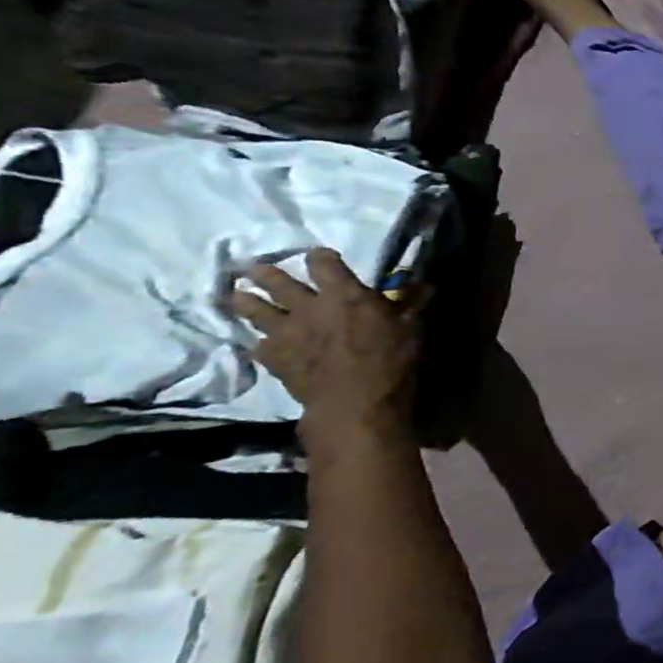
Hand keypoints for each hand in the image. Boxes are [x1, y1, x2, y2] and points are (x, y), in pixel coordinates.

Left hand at [224, 248, 420, 442]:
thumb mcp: (410, 330)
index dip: (319, 257)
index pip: (323, 263)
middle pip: (278, 282)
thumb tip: (428, 285)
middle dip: (265, 273)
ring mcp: (287, 333)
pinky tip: (257, 344)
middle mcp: (309, 306)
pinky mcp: (276, 360)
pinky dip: (257, 344)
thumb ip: (411, 305)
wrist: (356, 406)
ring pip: (256, 310)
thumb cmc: (390, 363)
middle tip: (253, 267)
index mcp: (344, 293)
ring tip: (235, 295)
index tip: (319, 256)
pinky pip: (258, 348)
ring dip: (244, 301)